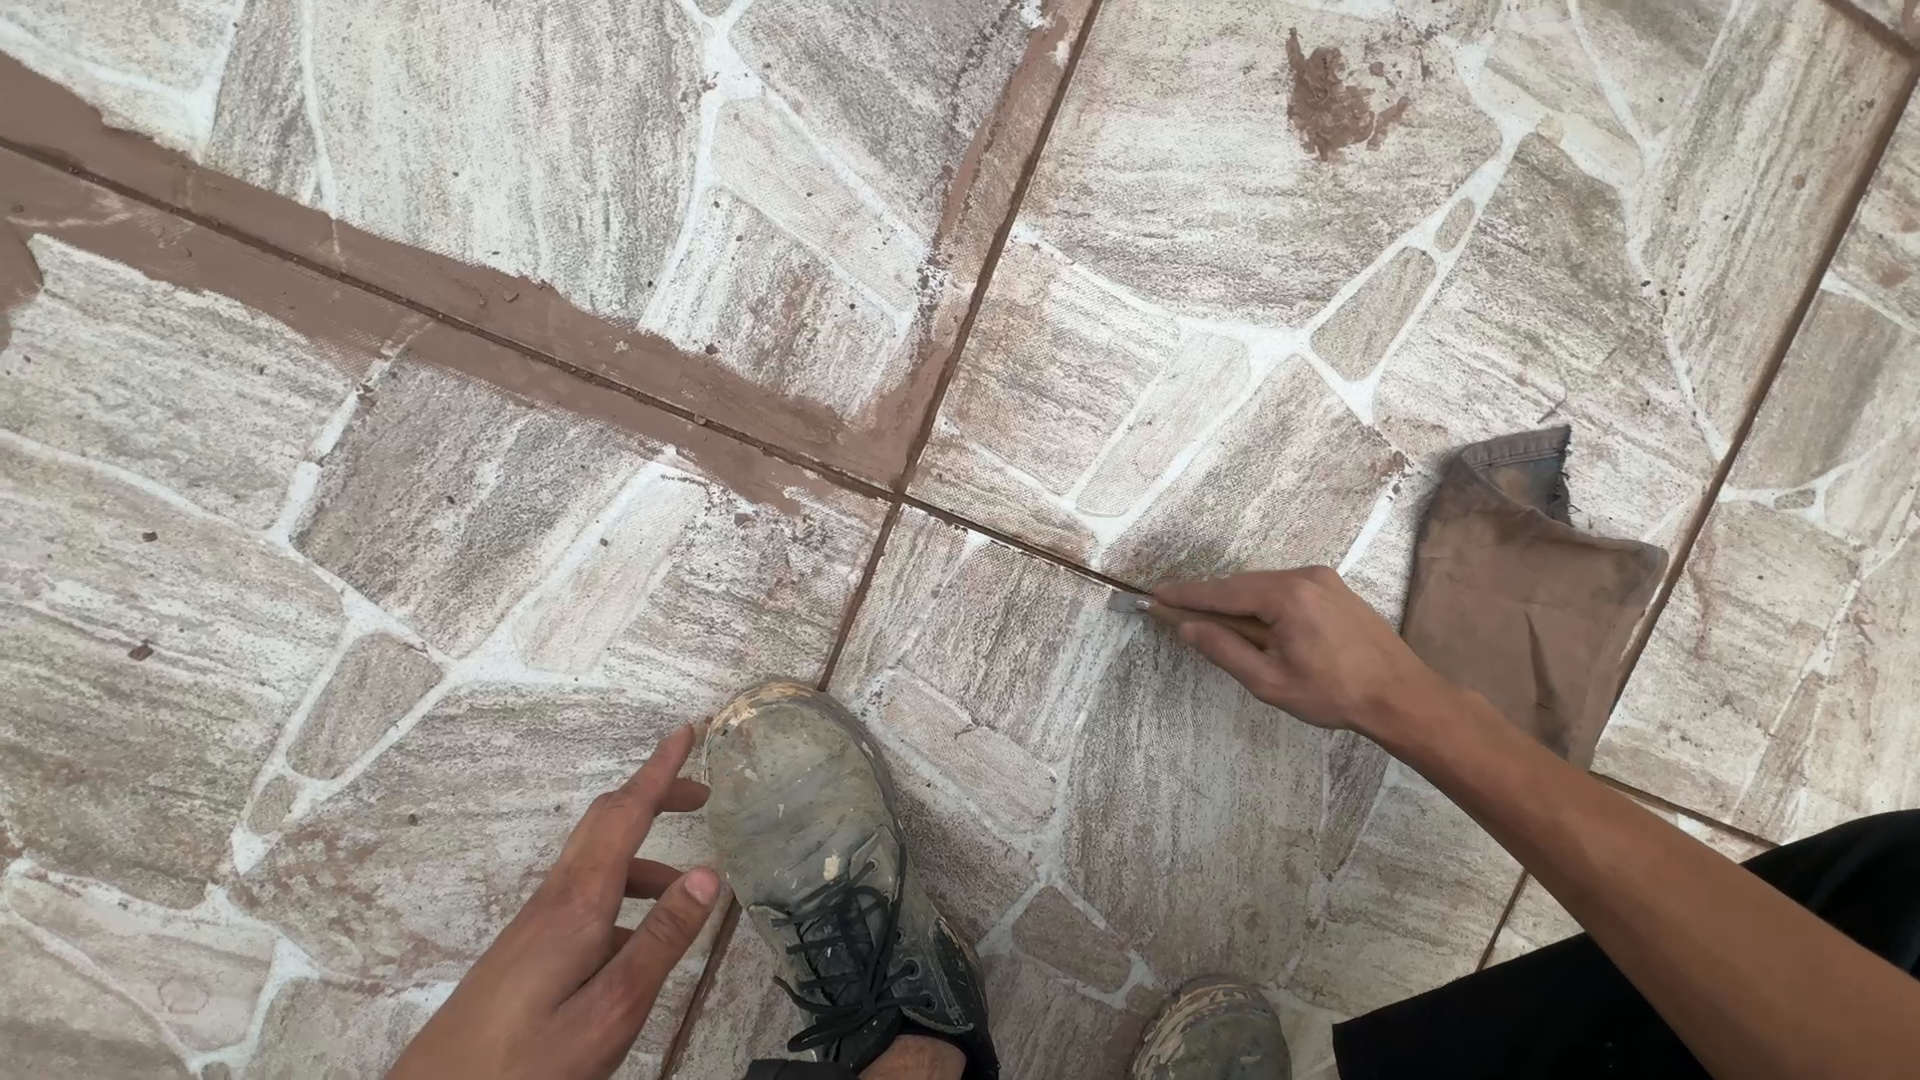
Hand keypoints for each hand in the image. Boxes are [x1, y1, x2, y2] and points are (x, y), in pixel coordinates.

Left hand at [387, 726, 723, 1079]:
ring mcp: (537, 923)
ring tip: (685, 885)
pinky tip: (637, 940)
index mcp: (580, 902)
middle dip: (655, 795)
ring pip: (597, 859)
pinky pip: (586, 893)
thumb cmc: (526, 1065)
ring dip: (644, 850)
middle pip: (607, 820)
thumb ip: (662, 941)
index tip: (688, 731)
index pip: (626, 813)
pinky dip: (624, 890)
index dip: (660, 769)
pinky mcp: (528, 949)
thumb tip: (710, 874)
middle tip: (703, 796)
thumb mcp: (612, 1009)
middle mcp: (556, 898)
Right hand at [1156, 566, 1448, 734]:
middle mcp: (1303, 576)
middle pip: (1240, 584)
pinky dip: (1261, 601)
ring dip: (1236, 602)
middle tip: (1176, 611)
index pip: (1221, 592)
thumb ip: (1223, 650)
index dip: (1185, 595)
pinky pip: (1284, 588)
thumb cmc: (1334, 694)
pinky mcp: (1334, 588)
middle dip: (1208, 598)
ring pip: (1262, 585)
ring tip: (1214, 624)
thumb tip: (1186, 628)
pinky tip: (1255, 622)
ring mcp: (1323, 578)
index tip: (1155, 595)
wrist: (1403, 696)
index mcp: (1286, 596)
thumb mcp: (1269, 681)